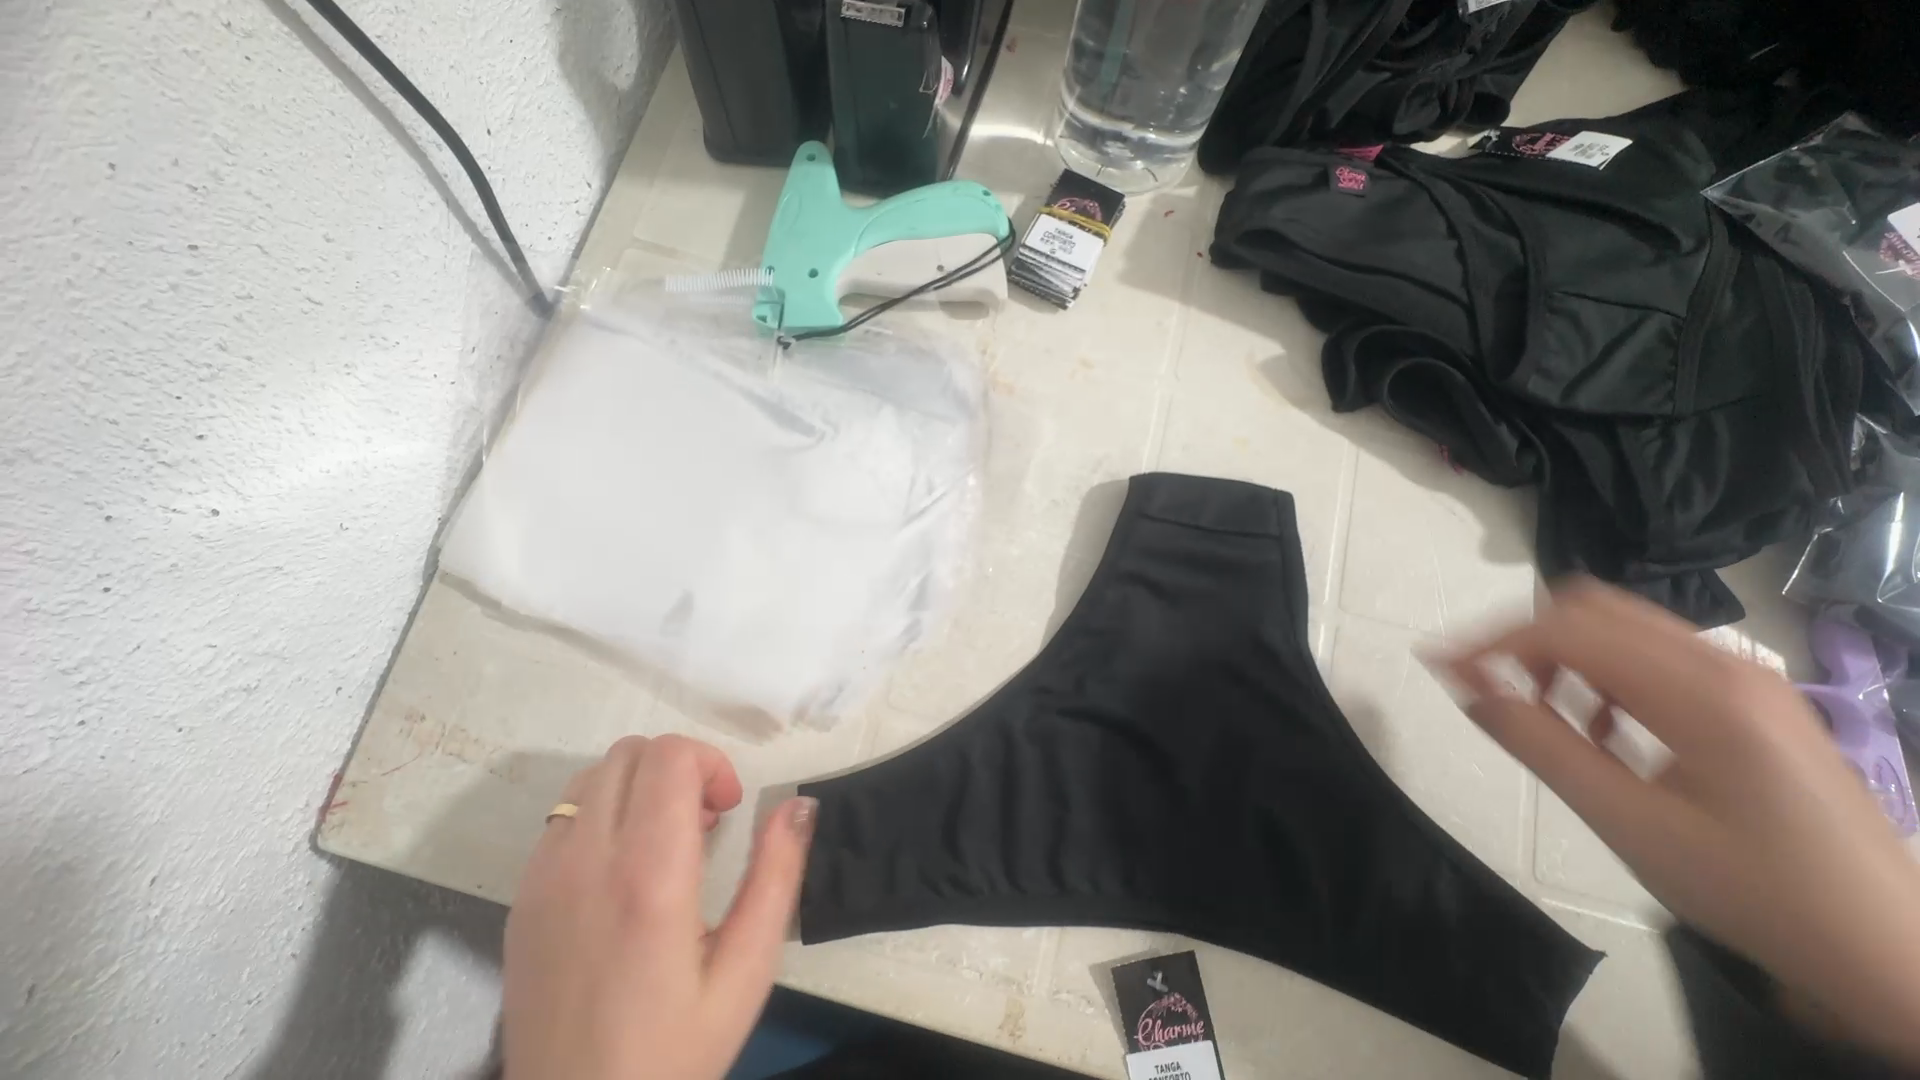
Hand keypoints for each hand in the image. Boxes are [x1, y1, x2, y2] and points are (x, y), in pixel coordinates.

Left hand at [502, 735, 814, 1079]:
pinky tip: (624, 873)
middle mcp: (587, 861)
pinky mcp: (522, 896)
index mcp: (649, 876)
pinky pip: (563, 818)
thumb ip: (777, 876)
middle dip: (678, 769)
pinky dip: (602, 816)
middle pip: (629, 753)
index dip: (711, 762)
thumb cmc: (672, 1051)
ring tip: (666, 844)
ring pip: (592, 777)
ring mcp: (543, 876)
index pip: (668, 758)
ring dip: (638, 788)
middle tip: (706, 824)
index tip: (730, 810)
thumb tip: (799, 804)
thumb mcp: (746, 972)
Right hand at [1431, 580, 1919, 1064]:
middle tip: (1484, 686)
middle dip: (1524, 639)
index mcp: (1699, 689)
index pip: (1568, 627)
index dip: (1491, 641)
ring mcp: (1747, 681)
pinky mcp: (1754, 703)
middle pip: (1595, 609)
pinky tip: (1602, 732)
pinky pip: (1657, 658)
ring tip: (1544, 719)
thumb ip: (1539, 745)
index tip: (1438, 668)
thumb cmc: (1753, 891)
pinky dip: (1606, 675)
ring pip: (1624, 628)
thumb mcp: (1627, 822)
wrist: (1890, 954)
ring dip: (1565, 657)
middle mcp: (1726, 664)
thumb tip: (1469, 689)